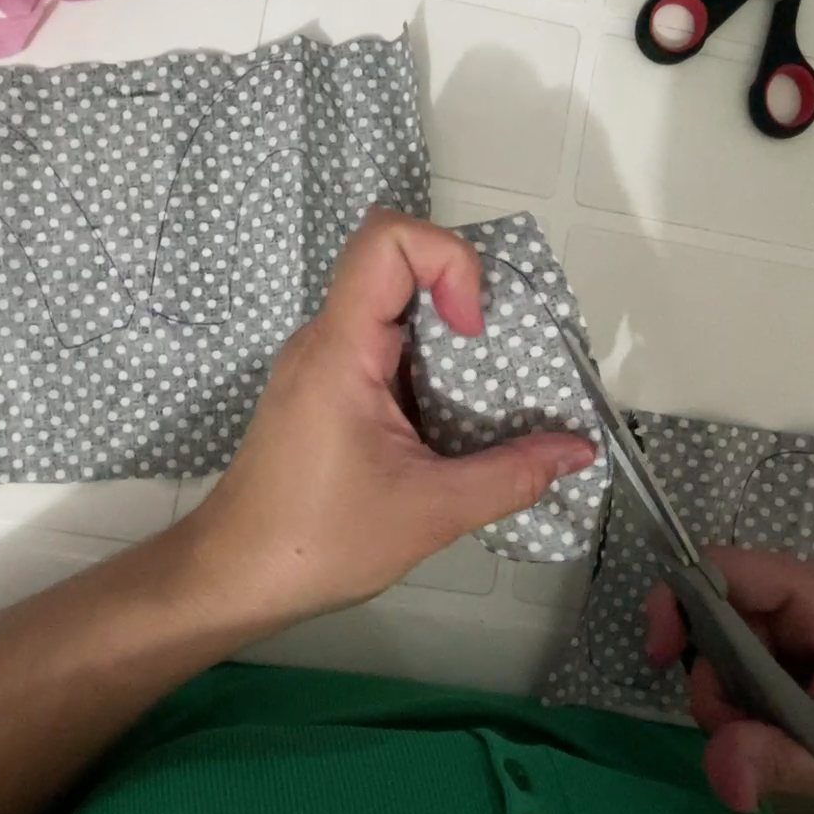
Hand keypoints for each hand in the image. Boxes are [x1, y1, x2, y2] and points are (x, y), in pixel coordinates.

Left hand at [179, 207, 595, 625]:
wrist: (234, 573)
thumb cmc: (319, 541)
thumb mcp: (430, 511)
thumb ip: (512, 475)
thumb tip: (579, 450)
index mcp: (340, 348)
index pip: (386, 240)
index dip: (446, 258)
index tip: (473, 330)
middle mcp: (325, 339)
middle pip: (395, 269)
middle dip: (461, 299)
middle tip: (502, 362)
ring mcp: (319, 363)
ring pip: (390, 312)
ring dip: (446, 342)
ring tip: (485, 401)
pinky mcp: (322, 388)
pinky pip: (379, 349)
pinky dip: (424, 369)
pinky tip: (447, 424)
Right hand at [644, 547, 813, 813]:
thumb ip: (779, 759)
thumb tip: (717, 773)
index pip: (726, 568)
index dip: (680, 600)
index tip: (660, 655)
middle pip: (719, 610)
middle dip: (711, 673)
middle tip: (734, 732)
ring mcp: (813, 627)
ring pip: (729, 642)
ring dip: (729, 696)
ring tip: (765, 746)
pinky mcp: (810, 655)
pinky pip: (750, 663)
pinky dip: (747, 702)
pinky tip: (775, 738)